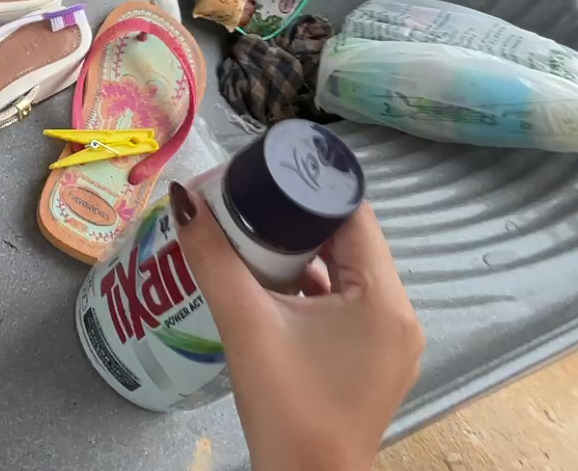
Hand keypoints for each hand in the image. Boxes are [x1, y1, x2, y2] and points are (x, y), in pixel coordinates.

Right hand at [171, 184, 422, 470]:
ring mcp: (383, 339)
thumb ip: (212, 255)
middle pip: (346, 239)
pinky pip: (338, 297)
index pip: (354, 214)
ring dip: (296, 247)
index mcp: (384, 300)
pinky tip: (260, 275)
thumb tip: (181, 196)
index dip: (310, 187)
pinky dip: (303, 279)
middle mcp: (396, 314)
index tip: (263, 172)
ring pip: (341, 268)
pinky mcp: (365, 356)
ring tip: (244, 228)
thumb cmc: (287, 404)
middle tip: (244, 197)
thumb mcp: (244, 321)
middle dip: (294, 215)